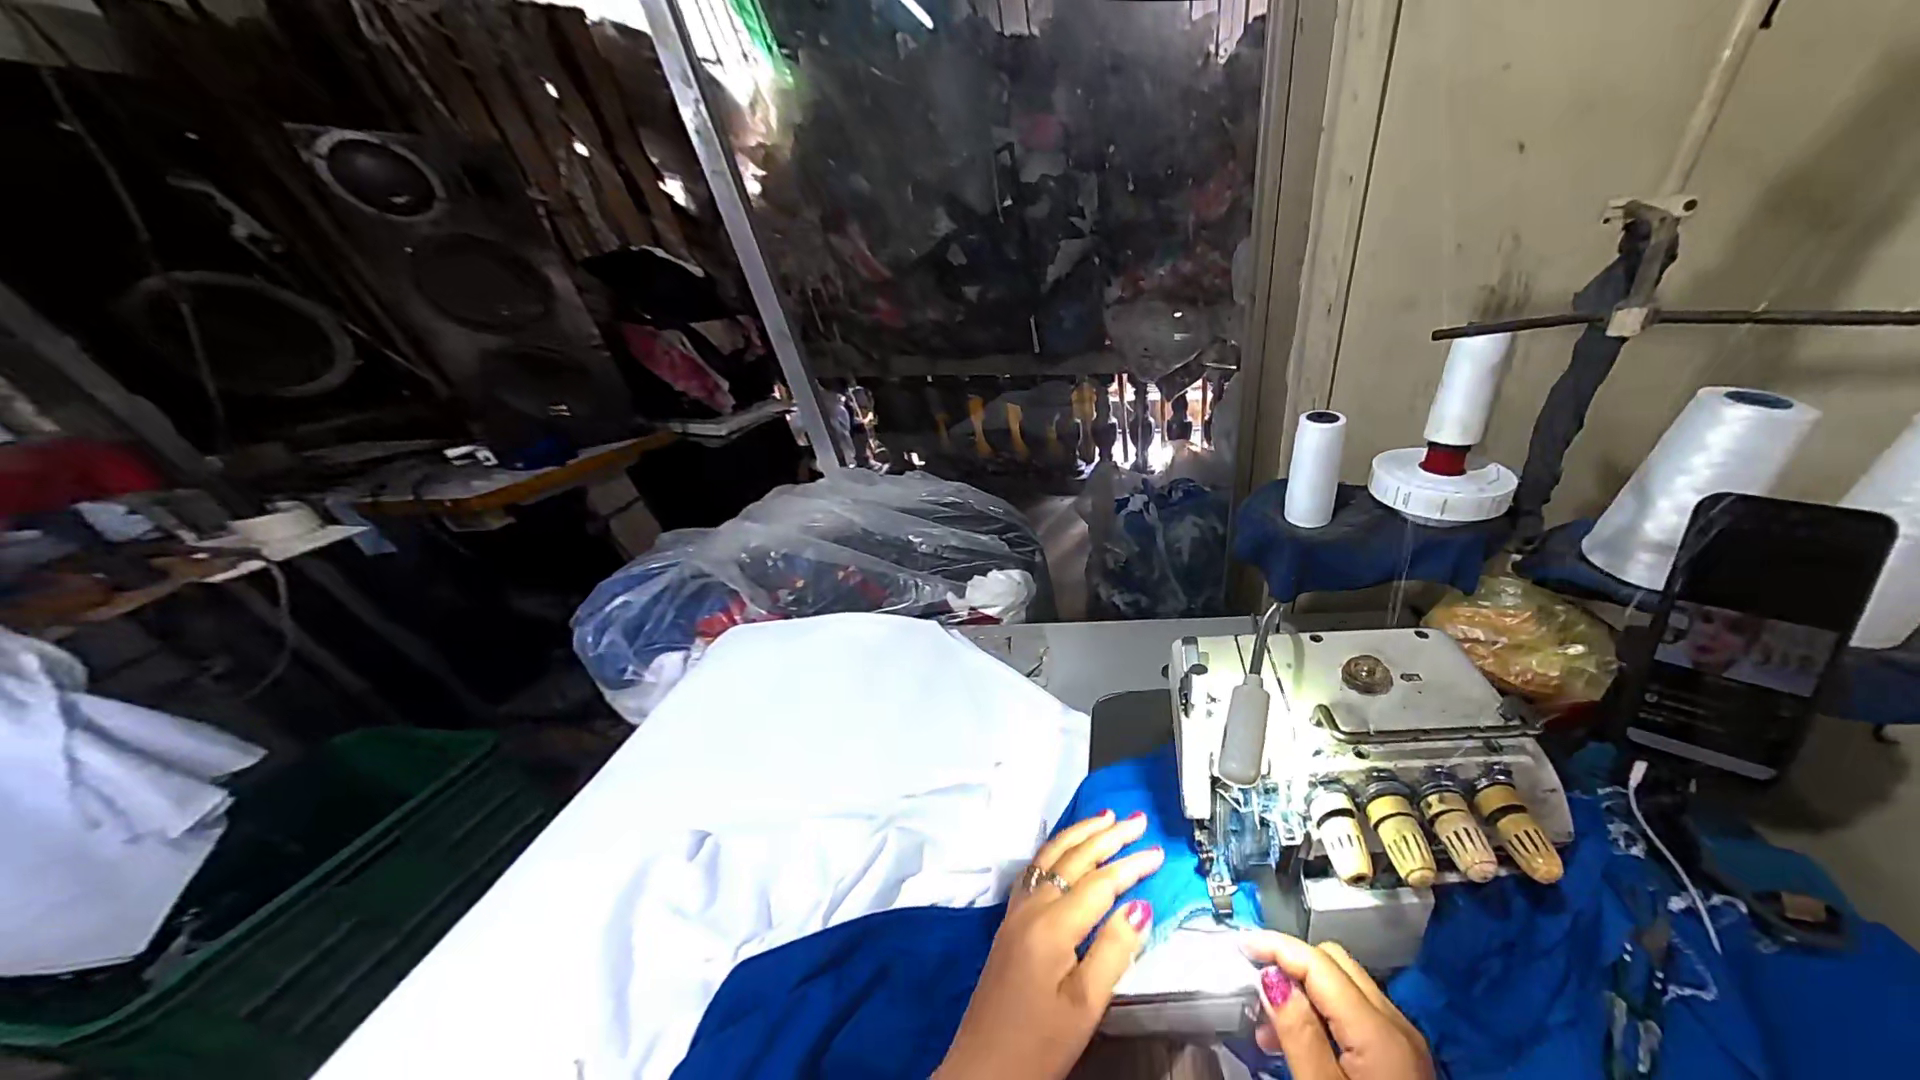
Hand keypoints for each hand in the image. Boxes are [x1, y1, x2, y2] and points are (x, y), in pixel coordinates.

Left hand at [933, 810, 1166, 1079]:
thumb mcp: (1086, 1005)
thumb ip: (1114, 950)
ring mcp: (1017, 911)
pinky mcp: (1009, 921)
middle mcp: (1032, 906)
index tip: (1158, 851)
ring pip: (1050, 857)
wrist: (983, 1067)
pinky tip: (1063, 850)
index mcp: (1053, 926)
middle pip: (1073, 859)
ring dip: (1079, 834)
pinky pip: (1035, 870)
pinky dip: (1055, 850)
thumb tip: (1139, 904)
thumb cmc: (1040, 1042)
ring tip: (1104, 818)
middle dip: (1106, 836)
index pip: (1100, 883)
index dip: (1131, 865)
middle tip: (1136, 820)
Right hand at [1243, 932, 1434, 1079]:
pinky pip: (1356, 1010)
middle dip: (1290, 963)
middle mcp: (1397, 1025)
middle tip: (1254, 989)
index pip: (1318, 962)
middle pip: (1335, 961)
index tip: (1238, 946)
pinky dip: (1322, 1009)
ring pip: (1345, 983)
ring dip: (1303, 987)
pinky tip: (1301, 1040)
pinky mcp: (1403, 1061)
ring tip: (1269, 1024)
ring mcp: (1405, 1044)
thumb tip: (1270, 977)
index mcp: (1378, 1032)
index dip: (1275, 946)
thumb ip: (1298, 1033)